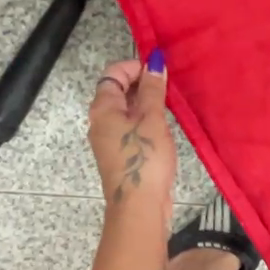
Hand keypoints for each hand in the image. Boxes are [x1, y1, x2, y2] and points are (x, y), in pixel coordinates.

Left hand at [88, 54, 177, 206]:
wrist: (138, 206)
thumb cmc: (144, 159)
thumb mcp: (152, 119)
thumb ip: (153, 89)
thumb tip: (153, 62)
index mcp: (102, 109)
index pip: (113, 74)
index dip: (134, 66)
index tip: (158, 69)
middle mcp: (100, 123)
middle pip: (118, 93)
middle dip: (142, 86)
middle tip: (168, 87)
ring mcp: (108, 142)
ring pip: (126, 114)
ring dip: (146, 106)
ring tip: (169, 107)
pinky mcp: (120, 158)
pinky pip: (131, 131)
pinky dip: (145, 124)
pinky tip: (163, 130)